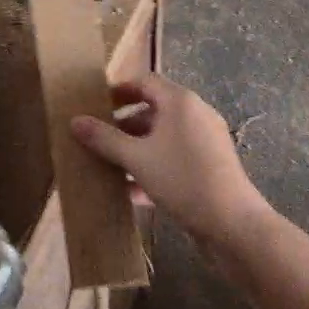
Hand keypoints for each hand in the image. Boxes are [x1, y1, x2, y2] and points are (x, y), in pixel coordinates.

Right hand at [70, 73, 259, 237]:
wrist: (234, 226)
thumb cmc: (182, 179)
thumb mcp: (136, 159)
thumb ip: (105, 139)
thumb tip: (74, 121)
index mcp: (180, 102)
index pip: (144, 82)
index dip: (118, 91)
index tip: (96, 105)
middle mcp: (196, 114)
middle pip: (153, 110)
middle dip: (124, 126)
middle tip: (99, 139)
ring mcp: (206, 142)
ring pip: (163, 138)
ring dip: (137, 150)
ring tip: (110, 167)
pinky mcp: (212, 168)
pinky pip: (176, 159)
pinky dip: (155, 168)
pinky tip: (132, 192)